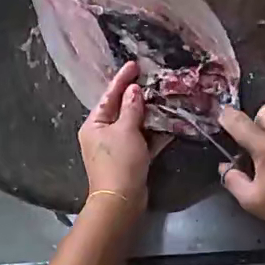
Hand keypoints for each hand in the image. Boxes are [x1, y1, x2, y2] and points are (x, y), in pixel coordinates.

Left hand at [79, 62, 169, 205]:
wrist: (121, 200)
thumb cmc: (119, 162)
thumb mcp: (126, 130)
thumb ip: (131, 108)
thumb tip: (133, 90)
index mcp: (94, 124)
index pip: (108, 96)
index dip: (121, 79)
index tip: (134, 64)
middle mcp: (102, 134)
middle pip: (121, 109)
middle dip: (137, 96)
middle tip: (153, 78)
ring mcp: (116, 148)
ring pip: (134, 125)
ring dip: (149, 114)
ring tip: (165, 97)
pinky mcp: (130, 160)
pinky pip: (143, 141)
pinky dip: (155, 133)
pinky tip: (170, 123)